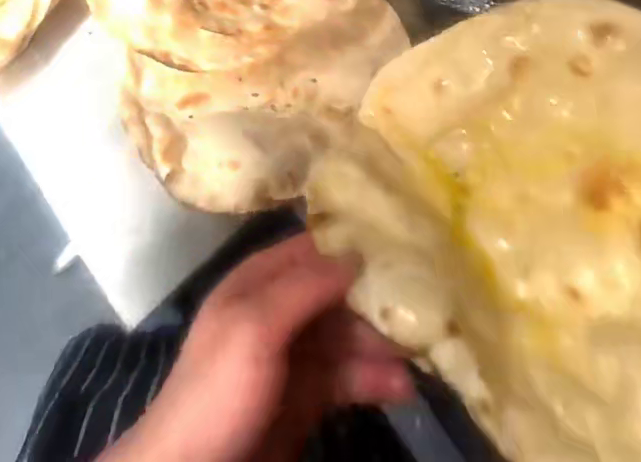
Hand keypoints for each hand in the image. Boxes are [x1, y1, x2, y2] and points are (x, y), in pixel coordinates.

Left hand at [103, 234, 413, 461]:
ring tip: (420, 357)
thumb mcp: (255, 327)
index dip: (356, 242)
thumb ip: (305, 285)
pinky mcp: (306, 398)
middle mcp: (280, 310)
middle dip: (378, 301)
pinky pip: (347, 377)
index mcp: (260, 281)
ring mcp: (293, 355)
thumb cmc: (217, 392)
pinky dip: (374, 380)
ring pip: (348, 336)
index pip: (316, 247)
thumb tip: (358, 252)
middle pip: (339, 292)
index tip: (405, 242)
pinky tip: (402, 388)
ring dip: (382, 345)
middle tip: (422, 309)